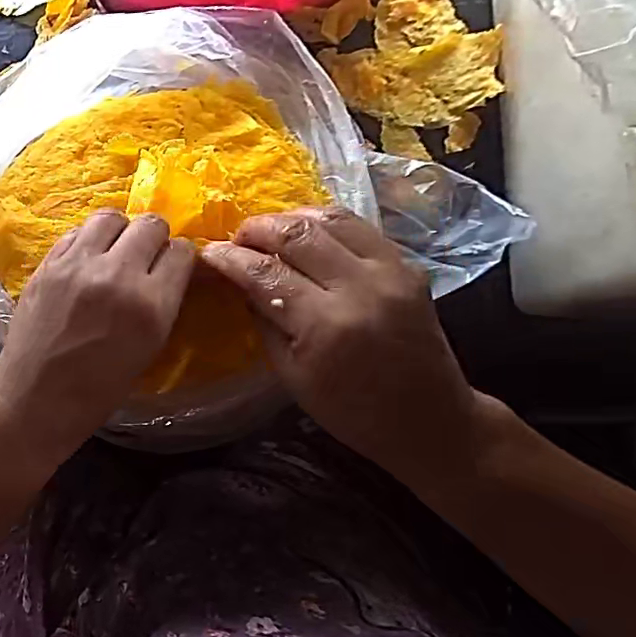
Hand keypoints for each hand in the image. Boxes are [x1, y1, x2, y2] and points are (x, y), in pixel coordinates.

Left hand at [0, 211, 195, 464]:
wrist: (32, 402)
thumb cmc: (95, 393)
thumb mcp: (147, 350)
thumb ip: (161, 304)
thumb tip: (167, 274)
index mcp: (150, 305)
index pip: (183, 253)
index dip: (181, 259)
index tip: (173, 269)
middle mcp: (115, 275)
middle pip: (150, 224)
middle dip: (154, 239)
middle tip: (145, 258)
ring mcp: (75, 266)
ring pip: (110, 217)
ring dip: (119, 231)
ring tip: (113, 253)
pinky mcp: (45, 266)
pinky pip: (75, 233)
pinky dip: (86, 241)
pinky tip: (84, 263)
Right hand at [200, 207, 490, 479]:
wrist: (427, 417)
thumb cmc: (346, 408)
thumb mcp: (288, 372)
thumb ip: (264, 319)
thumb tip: (240, 282)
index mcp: (326, 324)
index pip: (265, 272)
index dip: (230, 258)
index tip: (208, 252)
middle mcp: (362, 288)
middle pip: (298, 234)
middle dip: (256, 229)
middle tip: (234, 237)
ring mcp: (391, 272)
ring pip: (332, 219)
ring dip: (290, 218)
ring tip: (267, 231)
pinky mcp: (407, 266)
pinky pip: (358, 228)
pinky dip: (324, 224)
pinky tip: (303, 234)